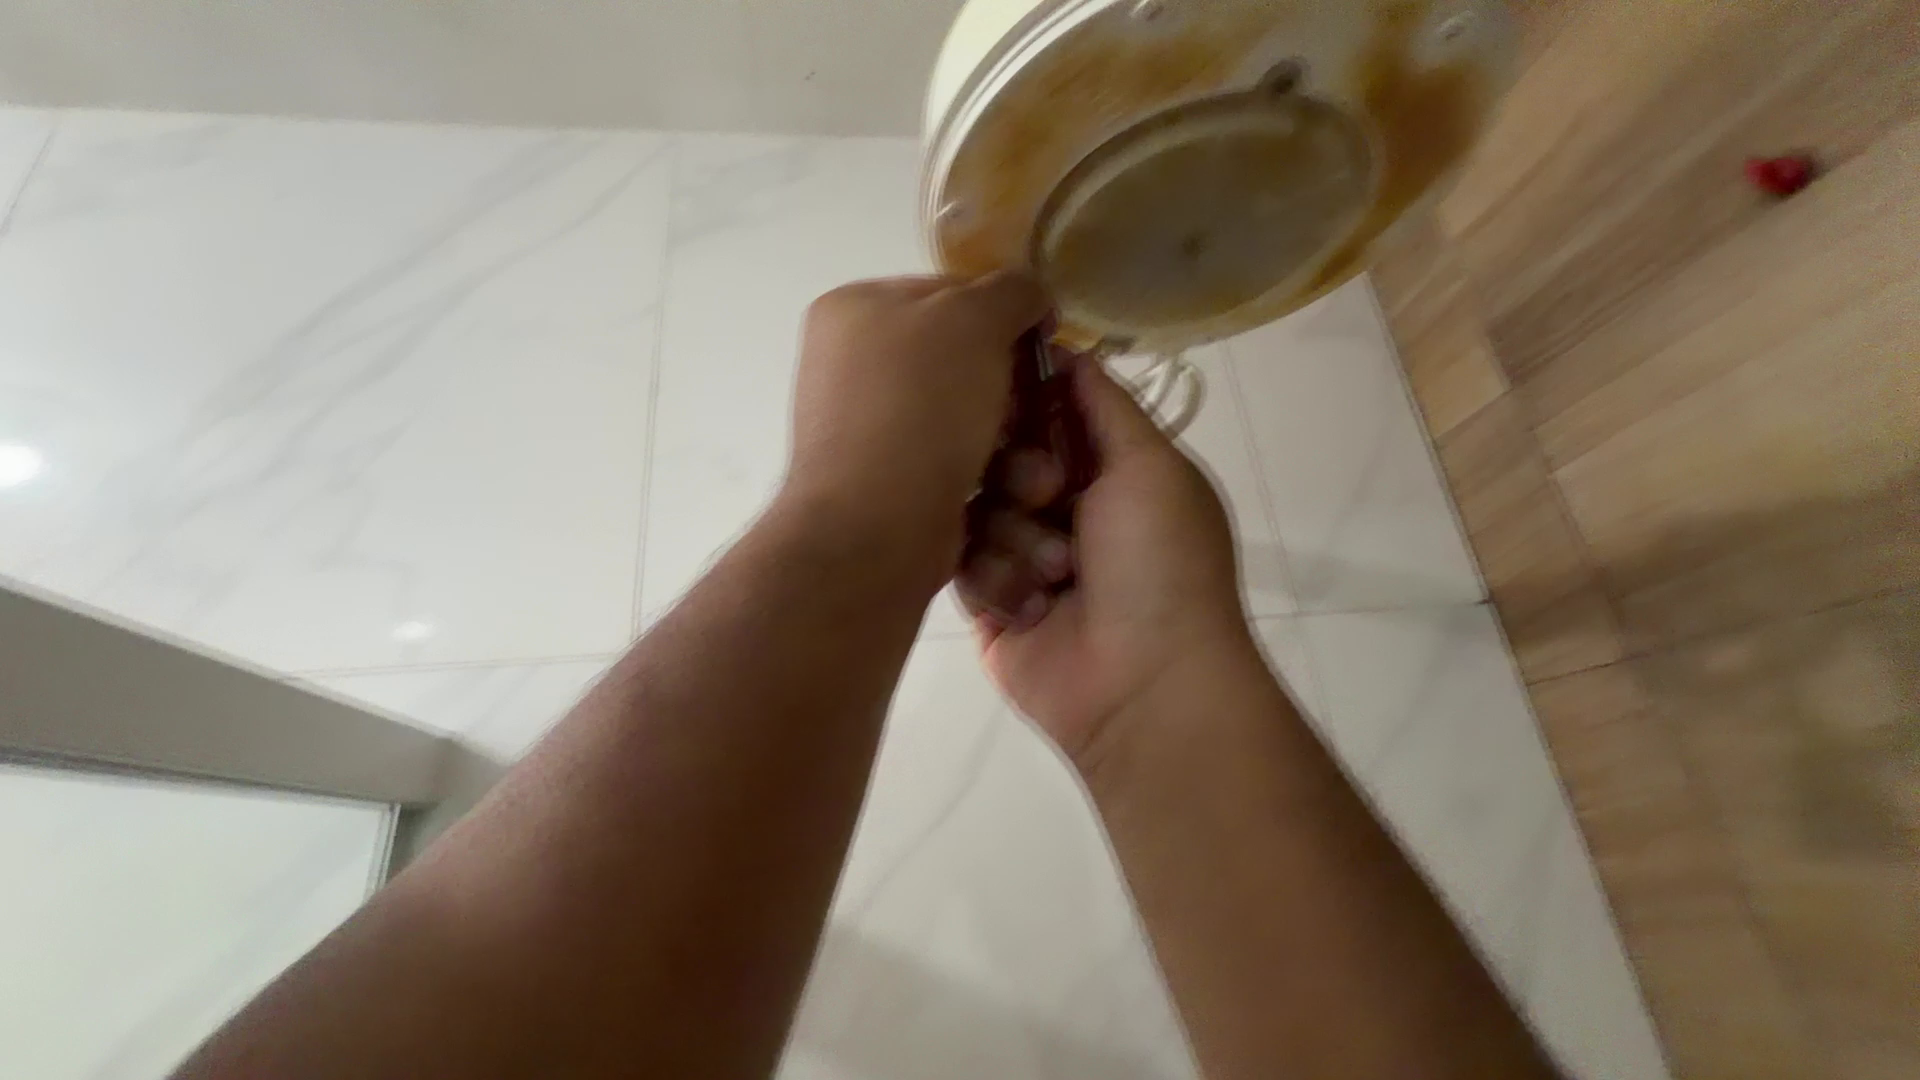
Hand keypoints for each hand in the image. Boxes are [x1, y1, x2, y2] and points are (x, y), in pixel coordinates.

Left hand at [785, 273, 1048, 566]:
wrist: (876, 526)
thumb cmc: (922, 407)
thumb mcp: (975, 320)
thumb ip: (1011, 291)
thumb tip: (1031, 296)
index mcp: (855, 309)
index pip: (951, 292)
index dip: (1008, 315)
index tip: (1049, 347)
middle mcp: (851, 365)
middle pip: (960, 360)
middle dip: (1012, 390)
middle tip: (1042, 410)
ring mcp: (865, 427)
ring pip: (962, 417)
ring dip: (1009, 439)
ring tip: (1034, 467)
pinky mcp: (886, 481)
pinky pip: (950, 462)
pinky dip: (984, 472)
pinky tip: (1007, 489)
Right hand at [956, 360, 1256, 763]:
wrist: (1142, 683)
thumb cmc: (1160, 563)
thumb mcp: (1150, 465)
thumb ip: (1103, 403)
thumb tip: (1065, 348)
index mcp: (1105, 469)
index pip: (1043, 410)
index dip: (1021, 399)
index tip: (1002, 391)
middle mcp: (1060, 506)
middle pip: (998, 455)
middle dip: (1020, 473)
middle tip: (1050, 496)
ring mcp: (1019, 554)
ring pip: (973, 509)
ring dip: (1014, 538)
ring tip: (1056, 576)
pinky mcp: (987, 600)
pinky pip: (958, 562)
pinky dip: (996, 581)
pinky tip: (1031, 610)